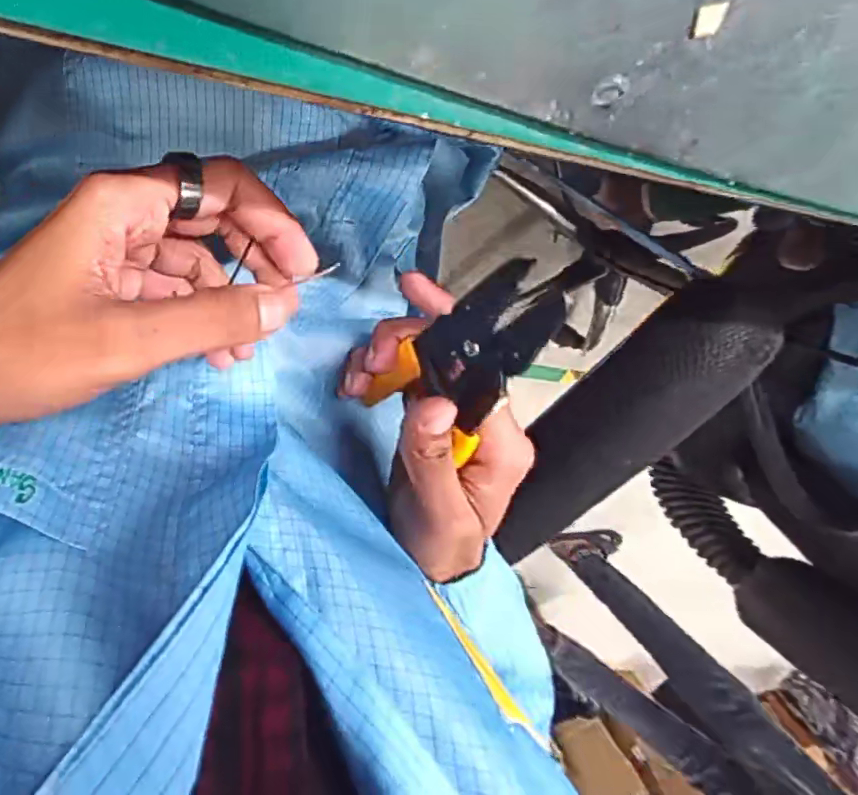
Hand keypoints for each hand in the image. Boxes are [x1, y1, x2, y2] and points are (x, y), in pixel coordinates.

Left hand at [0, 155, 318, 425]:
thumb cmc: (24, 352)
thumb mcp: (126, 339)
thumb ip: (211, 318)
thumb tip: (283, 302)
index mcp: (119, 201)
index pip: (219, 183)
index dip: (269, 220)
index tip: (300, 269)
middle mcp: (116, 210)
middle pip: (207, 216)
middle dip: (251, 257)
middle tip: (285, 306)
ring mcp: (106, 246)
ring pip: (185, 256)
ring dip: (221, 296)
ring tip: (245, 347)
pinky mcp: (98, 279)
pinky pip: (160, 285)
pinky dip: (189, 311)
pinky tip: (211, 349)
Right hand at [337, 272, 535, 580]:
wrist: (426, 566)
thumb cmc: (441, 548)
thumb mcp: (440, 511)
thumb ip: (433, 456)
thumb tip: (431, 401)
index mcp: (500, 440)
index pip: (480, 364)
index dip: (448, 321)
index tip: (414, 291)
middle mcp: (479, 417)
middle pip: (444, 351)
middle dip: (401, 343)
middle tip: (366, 367)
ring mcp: (449, 413)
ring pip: (417, 357)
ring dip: (379, 357)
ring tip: (357, 382)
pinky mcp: (423, 416)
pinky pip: (400, 374)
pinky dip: (372, 369)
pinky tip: (358, 385)